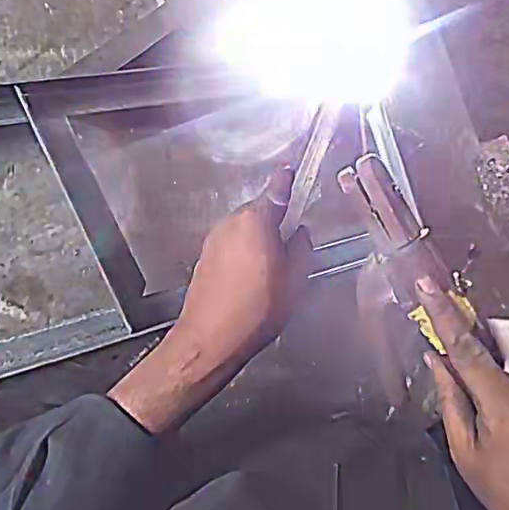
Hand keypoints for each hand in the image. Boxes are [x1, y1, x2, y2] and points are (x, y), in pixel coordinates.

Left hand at [175, 164, 311, 362]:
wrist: (211, 339)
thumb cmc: (256, 309)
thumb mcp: (296, 279)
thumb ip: (302, 248)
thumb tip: (301, 233)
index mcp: (255, 220)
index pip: (276, 190)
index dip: (287, 181)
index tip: (291, 171)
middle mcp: (231, 223)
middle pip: (260, 212)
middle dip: (276, 224)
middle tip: (292, 250)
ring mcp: (214, 240)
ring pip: (245, 231)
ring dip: (259, 242)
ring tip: (272, 275)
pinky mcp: (206, 257)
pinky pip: (232, 246)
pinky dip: (244, 256)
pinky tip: (252, 283)